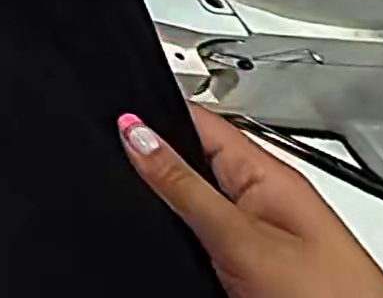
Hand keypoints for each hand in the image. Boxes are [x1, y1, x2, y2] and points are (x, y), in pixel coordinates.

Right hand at [119, 105, 382, 297]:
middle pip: (195, 157)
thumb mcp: (242, 240)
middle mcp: (269, 202)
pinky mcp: (260, 273)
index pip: (196, 119)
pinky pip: (209, 231)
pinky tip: (170, 232)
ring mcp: (266, 239)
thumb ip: (184, 185)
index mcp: (268, 176)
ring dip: (170, 193)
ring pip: (200, 198)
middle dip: (157, 153)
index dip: (152, 110)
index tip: (113, 109)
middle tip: (115, 148)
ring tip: (137, 186)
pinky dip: (183, 226)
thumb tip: (133, 130)